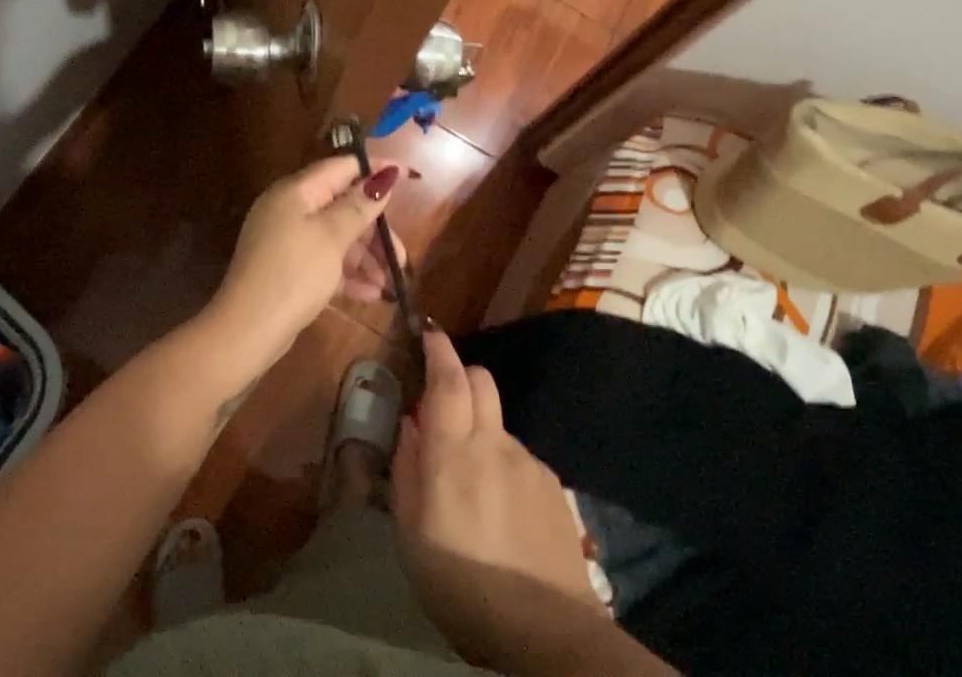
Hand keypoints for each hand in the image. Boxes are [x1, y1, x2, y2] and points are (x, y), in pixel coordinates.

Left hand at [208, 156, 405, 351]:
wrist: (248, 329)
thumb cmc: (293, 274)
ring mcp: (287, 241)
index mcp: (295, 193)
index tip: (408, 176)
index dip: (375, 168)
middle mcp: (289, 211)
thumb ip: (358, 206)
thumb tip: (382, 177)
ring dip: (366, 258)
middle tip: (402, 255)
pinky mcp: (288, 270)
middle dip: (375, 230)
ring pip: (337, 238)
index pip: (341, 167)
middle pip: (342, 207)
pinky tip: (372, 295)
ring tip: (390, 283)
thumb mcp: (331, 237)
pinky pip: (325, 262)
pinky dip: (348, 275)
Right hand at [395, 333, 670, 674]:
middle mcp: (494, 444)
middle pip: (482, 382)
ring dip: (479, 432)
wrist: (546, 627)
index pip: (447, 381)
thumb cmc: (460, 583)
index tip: (430, 333)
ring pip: (499, 423)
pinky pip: (519, 457)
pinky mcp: (553, 486)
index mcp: (452, 453)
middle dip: (460, 378)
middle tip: (439, 409)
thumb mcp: (410, 534)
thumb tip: (410, 426)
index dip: (439, 351)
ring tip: (468, 487)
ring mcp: (529, 463)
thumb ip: (408, 470)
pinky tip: (500, 512)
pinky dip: (502, 464)